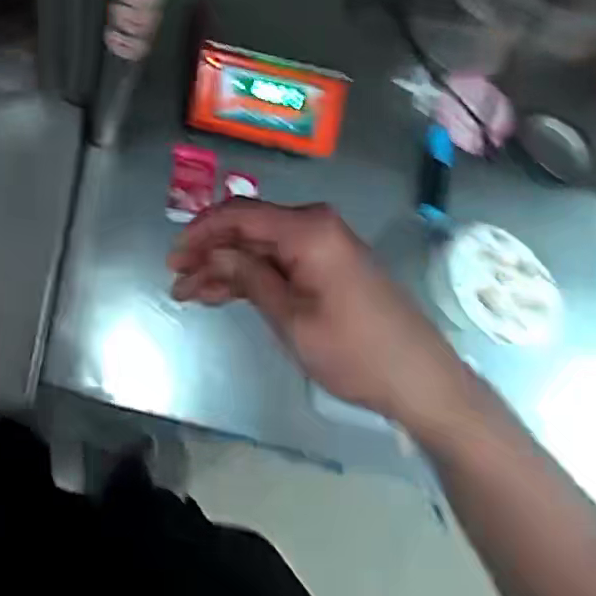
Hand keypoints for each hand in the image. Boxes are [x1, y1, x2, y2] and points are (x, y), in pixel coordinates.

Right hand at [169, 200, 477, 438]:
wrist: (422, 380)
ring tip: (190, 295)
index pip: (239, 215)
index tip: (174, 258)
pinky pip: (278, 260)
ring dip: (225, 268)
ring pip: (258, 246)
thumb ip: (248, 278)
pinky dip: (250, 276)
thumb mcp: (291, 318)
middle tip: (177, 282)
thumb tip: (210, 254)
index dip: (201, 233)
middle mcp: (314, 225)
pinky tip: (221, 295)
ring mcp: (322, 243)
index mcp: (308, 229)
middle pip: (247, 229)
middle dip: (209, 254)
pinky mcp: (326, 263)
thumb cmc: (356, 352)